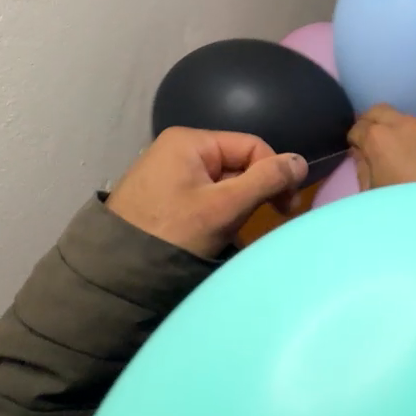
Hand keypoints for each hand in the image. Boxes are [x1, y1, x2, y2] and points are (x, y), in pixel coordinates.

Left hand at [105, 128, 307, 257]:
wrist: (113, 275)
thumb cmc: (172, 233)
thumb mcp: (225, 207)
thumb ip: (267, 180)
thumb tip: (302, 162)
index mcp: (190, 140)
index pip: (252, 146)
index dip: (275, 174)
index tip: (287, 208)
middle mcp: (178, 148)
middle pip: (239, 162)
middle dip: (256, 190)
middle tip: (271, 217)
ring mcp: (168, 171)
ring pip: (225, 181)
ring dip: (239, 203)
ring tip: (235, 229)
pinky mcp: (163, 194)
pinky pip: (206, 194)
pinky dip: (219, 211)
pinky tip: (217, 231)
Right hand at [348, 104, 415, 190]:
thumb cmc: (407, 206)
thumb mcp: (374, 193)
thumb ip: (363, 168)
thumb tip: (362, 153)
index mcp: (379, 137)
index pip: (357, 128)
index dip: (356, 140)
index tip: (360, 151)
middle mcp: (404, 124)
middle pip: (381, 112)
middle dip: (374, 123)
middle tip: (377, 142)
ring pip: (413, 123)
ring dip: (408, 134)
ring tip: (414, 156)